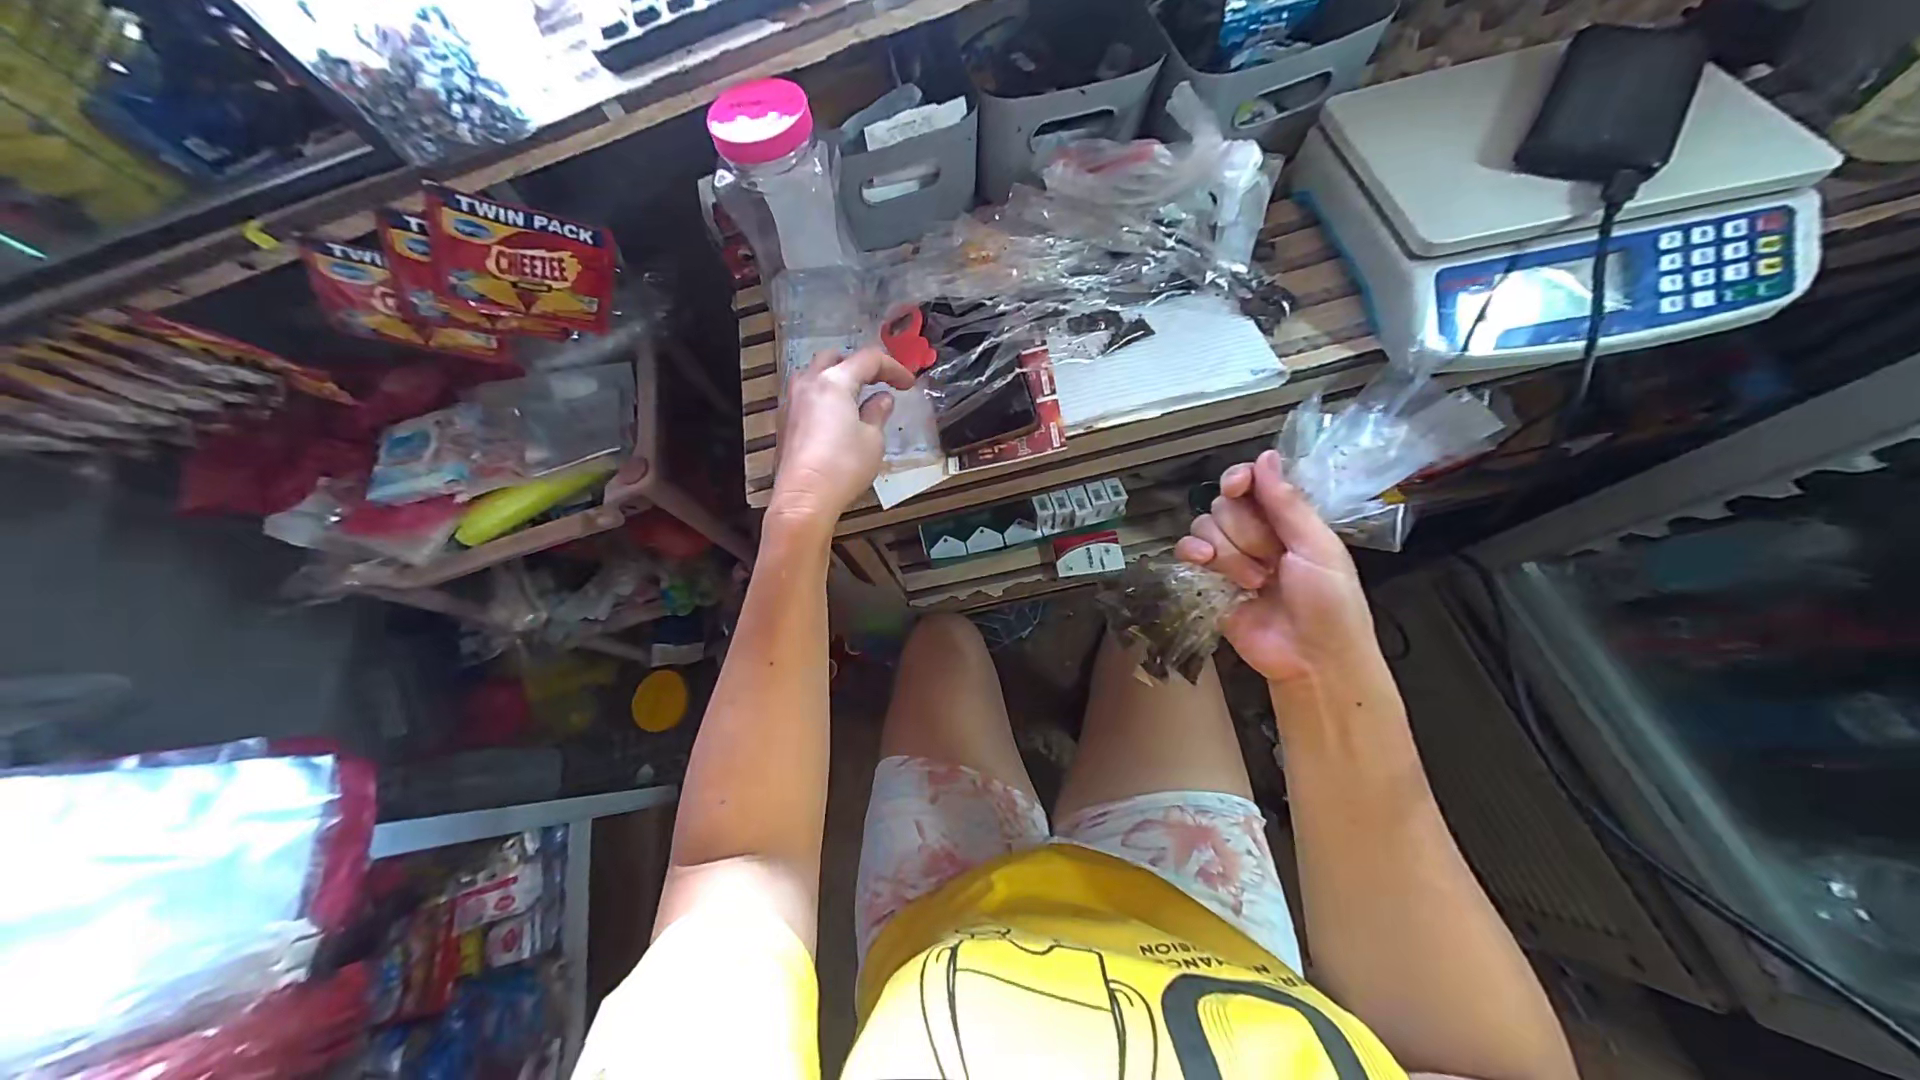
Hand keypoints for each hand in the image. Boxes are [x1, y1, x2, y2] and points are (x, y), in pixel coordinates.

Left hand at [770, 347, 916, 527]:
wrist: (804, 498)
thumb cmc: (843, 467)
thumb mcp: (872, 440)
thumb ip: (877, 413)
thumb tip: (882, 399)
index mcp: (834, 381)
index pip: (868, 359)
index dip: (893, 367)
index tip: (908, 383)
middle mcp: (808, 384)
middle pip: (835, 358)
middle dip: (860, 366)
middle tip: (879, 383)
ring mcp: (791, 402)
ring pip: (815, 375)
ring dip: (838, 379)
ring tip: (856, 398)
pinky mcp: (785, 422)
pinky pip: (806, 396)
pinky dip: (824, 397)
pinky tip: (836, 417)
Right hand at [1174, 450, 1377, 683]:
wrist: (1312, 661)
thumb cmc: (1331, 606)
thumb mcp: (1318, 548)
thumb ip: (1288, 503)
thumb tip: (1266, 457)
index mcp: (1287, 521)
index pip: (1251, 483)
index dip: (1239, 479)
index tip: (1237, 487)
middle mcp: (1256, 535)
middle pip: (1224, 505)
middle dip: (1244, 532)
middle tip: (1271, 561)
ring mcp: (1230, 558)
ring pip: (1205, 528)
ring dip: (1228, 554)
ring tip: (1253, 582)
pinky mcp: (1209, 582)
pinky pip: (1187, 552)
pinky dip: (1193, 554)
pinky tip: (1206, 565)